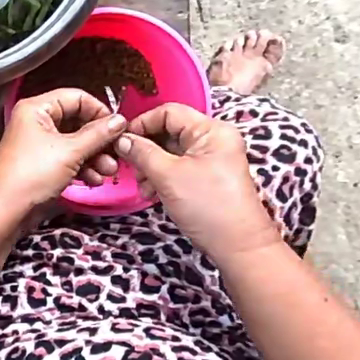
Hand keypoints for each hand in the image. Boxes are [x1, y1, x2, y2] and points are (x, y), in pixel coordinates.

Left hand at [0, 88, 126, 214]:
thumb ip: (98, 134)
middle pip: (77, 122)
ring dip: (94, 157)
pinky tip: (93, 180)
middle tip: (116, 153)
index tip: (118, 127)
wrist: (4, 210)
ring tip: (107, 172)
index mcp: (37, 109)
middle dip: (99, 140)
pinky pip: (68, 160)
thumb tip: (119, 120)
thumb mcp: (70, 151)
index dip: (99, 111)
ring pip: (75, 143)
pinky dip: (82, 168)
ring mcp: (39, 145)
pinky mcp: (41, 165)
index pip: (76, 98)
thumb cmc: (30, 175)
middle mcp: (36, 123)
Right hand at [114, 104, 283, 257]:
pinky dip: (161, 176)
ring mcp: (212, 158)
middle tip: (130, 166)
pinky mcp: (207, 175)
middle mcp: (214, 139)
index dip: (142, 123)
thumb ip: (142, 153)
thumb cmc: (209, 208)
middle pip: (168, 131)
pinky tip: (151, 192)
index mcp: (211, 131)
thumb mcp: (167, 176)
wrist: (238, 246)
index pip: (169, 112)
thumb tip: (122, 139)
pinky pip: (178, 166)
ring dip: (150, 166)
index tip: (122, 140)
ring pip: (170, 151)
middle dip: (145, 149)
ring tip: (142, 186)